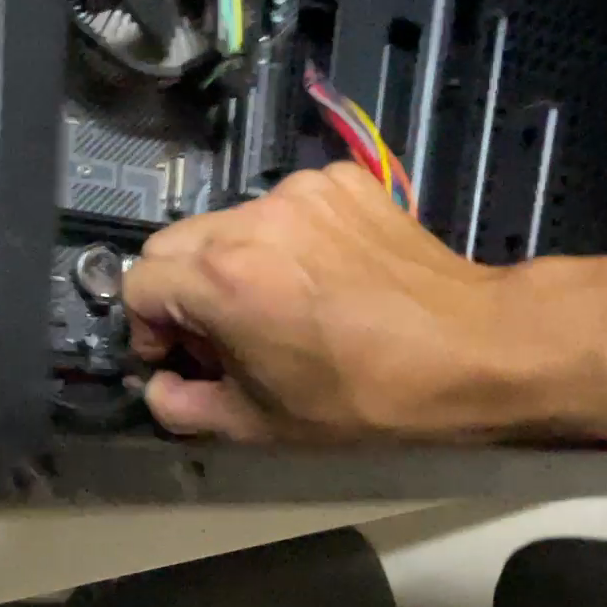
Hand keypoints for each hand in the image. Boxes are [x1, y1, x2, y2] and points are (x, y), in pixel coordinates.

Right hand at [124, 161, 545, 442]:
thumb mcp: (255, 424)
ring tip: (271, 305)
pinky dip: (275, 242)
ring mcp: (300, 193)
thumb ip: (180, 408)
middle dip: (177, 292)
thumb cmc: (359, 397)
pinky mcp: (339, 182)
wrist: (469, 350)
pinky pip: (277, 209)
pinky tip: (312, 277)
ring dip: (224, 264)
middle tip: (217, 334)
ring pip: (222, 223)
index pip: (137, 283)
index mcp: (223, 278)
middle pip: (171, 245)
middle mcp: (252, 220)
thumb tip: (157, 386)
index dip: (145, 327)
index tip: (178, 356)